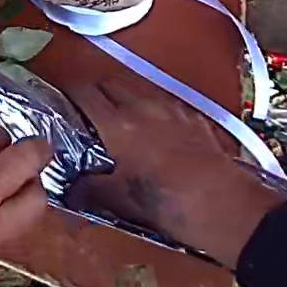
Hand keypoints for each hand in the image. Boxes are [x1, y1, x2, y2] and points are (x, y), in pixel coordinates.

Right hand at [61, 74, 285, 263]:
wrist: (227, 206)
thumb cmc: (168, 203)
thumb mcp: (122, 201)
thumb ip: (91, 189)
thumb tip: (69, 188)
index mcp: (117, 124)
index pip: (84, 91)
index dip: (68, 89)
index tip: (59, 95)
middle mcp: (140, 106)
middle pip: (108, 81)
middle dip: (93, 88)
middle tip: (85, 106)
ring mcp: (169, 107)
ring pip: (135, 85)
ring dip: (120, 92)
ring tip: (117, 113)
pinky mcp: (192, 114)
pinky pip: (162, 98)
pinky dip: (149, 104)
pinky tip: (154, 124)